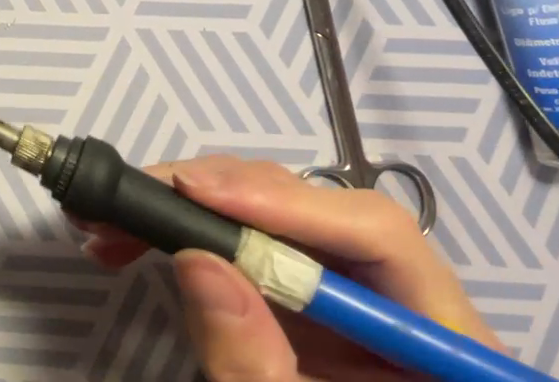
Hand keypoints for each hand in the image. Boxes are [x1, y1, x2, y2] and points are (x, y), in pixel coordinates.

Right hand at [78, 155, 499, 381]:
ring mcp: (355, 302)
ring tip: (109, 224)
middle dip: (213, 198)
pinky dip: (186, 234)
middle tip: (130, 200)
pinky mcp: (308, 303)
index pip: (379, 239)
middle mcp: (410, 309)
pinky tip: (132, 240)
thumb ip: (252, 364)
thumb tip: (196, 258)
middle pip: (317, 212)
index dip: (284, 204)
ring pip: (273, 217)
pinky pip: (247, 245)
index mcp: (449, 351)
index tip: (192, 193)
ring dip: (185, 210)